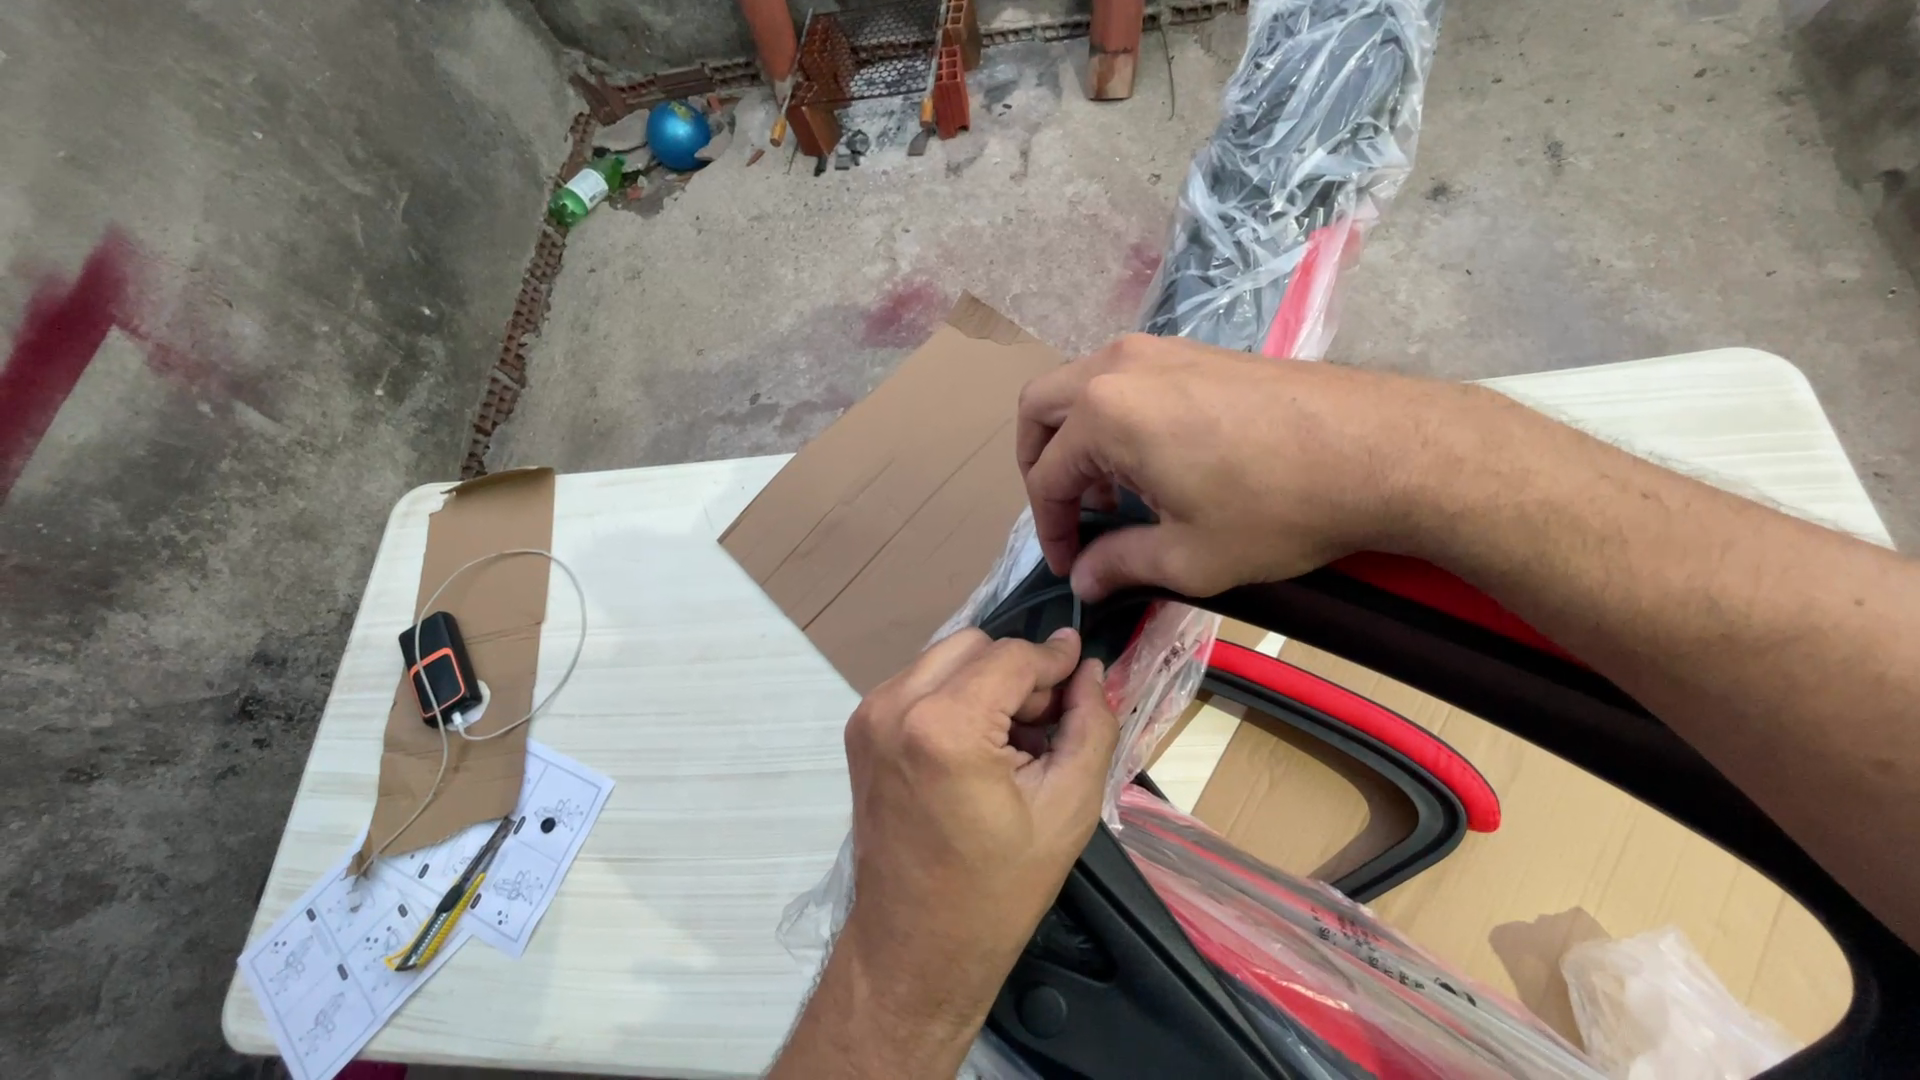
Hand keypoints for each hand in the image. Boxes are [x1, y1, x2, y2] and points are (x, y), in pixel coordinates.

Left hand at [838, 627, 1116, 1056]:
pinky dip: (954, 695)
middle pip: (975, 645)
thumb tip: (1090, 670)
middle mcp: (896, 706)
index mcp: (945, 726)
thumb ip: (1089, 724)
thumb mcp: (1069, 807)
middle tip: (1046, 722)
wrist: (915, 946)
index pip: (1012, 656)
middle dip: (1018, 672)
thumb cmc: (997, 889)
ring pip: (944, 657)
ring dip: (985, 681)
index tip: (1082, 670)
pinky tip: (976, 745)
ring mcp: (869, 715)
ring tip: (1012, 739)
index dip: (1054, 658)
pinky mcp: (860, 728)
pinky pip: (919, 682)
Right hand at [1017, 334, 1494, 599]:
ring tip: (1111, 493)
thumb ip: (1119, 564)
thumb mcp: (1189, 556)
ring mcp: (1160, 348)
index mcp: (1105, 413)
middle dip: (1040, 465)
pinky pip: (1124, 378)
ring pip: (1080, 385)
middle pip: (1041, 408)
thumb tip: (1081, 581)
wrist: (1384, 449)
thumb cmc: (1277, 509)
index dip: (1050, 528)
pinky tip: (1151, 461)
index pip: (1047, 475)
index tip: (1068, 566)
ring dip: (1076, 438)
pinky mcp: (1196, 349)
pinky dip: (1113, 417)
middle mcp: (1119, 366)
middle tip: (1066, 514)